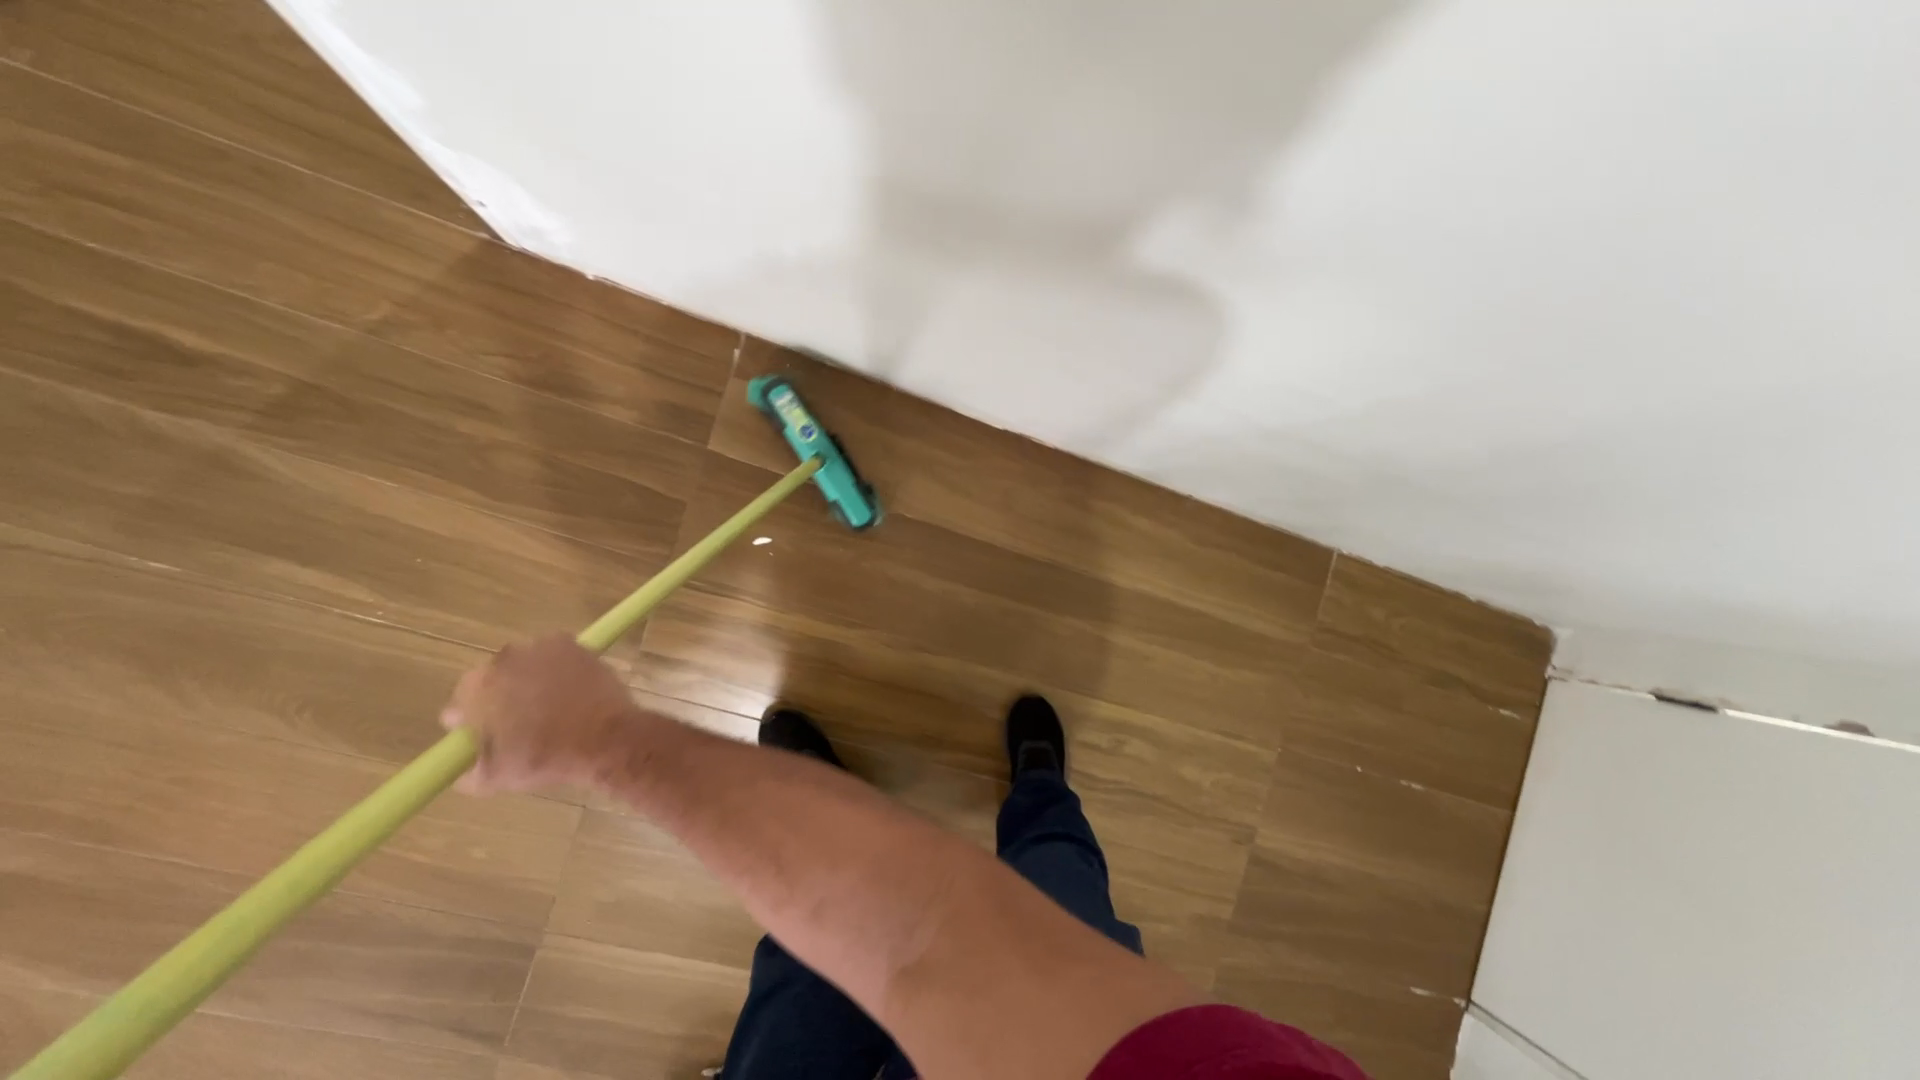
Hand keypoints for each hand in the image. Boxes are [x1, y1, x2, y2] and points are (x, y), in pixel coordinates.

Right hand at [440, 634, 651, 793]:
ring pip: (524, 665)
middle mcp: (504, 659)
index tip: (481, 736)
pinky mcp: (572, 644)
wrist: (607, 738)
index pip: (460, 703)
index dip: (469, 721)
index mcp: (478, 688)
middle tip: (519, 722)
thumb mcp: (498, 777)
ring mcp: (541, 647)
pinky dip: (558, 670)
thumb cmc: (547, 757)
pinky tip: (569, 691)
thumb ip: (471, 772)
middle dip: (500, 698)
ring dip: (529, 681)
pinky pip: (555, 656)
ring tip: (549, 707)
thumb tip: (464, 773)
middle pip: (492, 679)